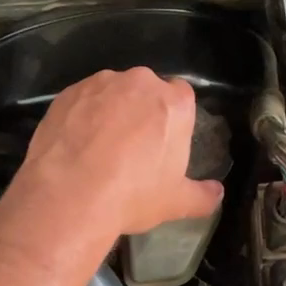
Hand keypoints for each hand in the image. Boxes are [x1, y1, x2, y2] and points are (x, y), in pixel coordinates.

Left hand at [14, 67, 223, 235]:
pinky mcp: (68, 92)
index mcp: (175, 103)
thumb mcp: (176, 203)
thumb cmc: (134, 195)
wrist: (70, 194)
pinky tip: (76, 146)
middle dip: (142, 113)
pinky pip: (82, 101)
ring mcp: (101, 83)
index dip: (173, 120)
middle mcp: (140, 82)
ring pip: (112, 93)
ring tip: (99, 150)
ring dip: (110, 113)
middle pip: (146, 91)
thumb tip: (217, 194)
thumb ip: (202, 196)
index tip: (164, 144)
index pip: (182, 97)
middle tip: (132, 150)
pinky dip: (82, 117)